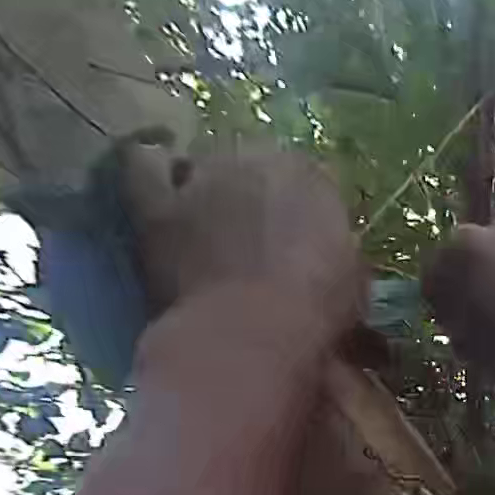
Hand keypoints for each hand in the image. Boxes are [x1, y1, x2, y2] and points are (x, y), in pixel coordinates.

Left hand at [121, 137, 363, 344]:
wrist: (254, 332)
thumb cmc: (316, 309)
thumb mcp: (350, 280)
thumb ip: (338, 252)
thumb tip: (329, 254)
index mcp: (311, 177)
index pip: (310, 177)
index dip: (306, 206)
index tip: (307, 236)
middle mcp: (255, 161)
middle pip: (254, 165)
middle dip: (257, 193)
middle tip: (259, 233)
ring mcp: (201, 179)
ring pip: (201, 163)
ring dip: (206, 183)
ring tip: (208, 211)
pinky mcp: (157, 204)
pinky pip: (145, 170)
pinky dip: (151, 173)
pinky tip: (159, 185)